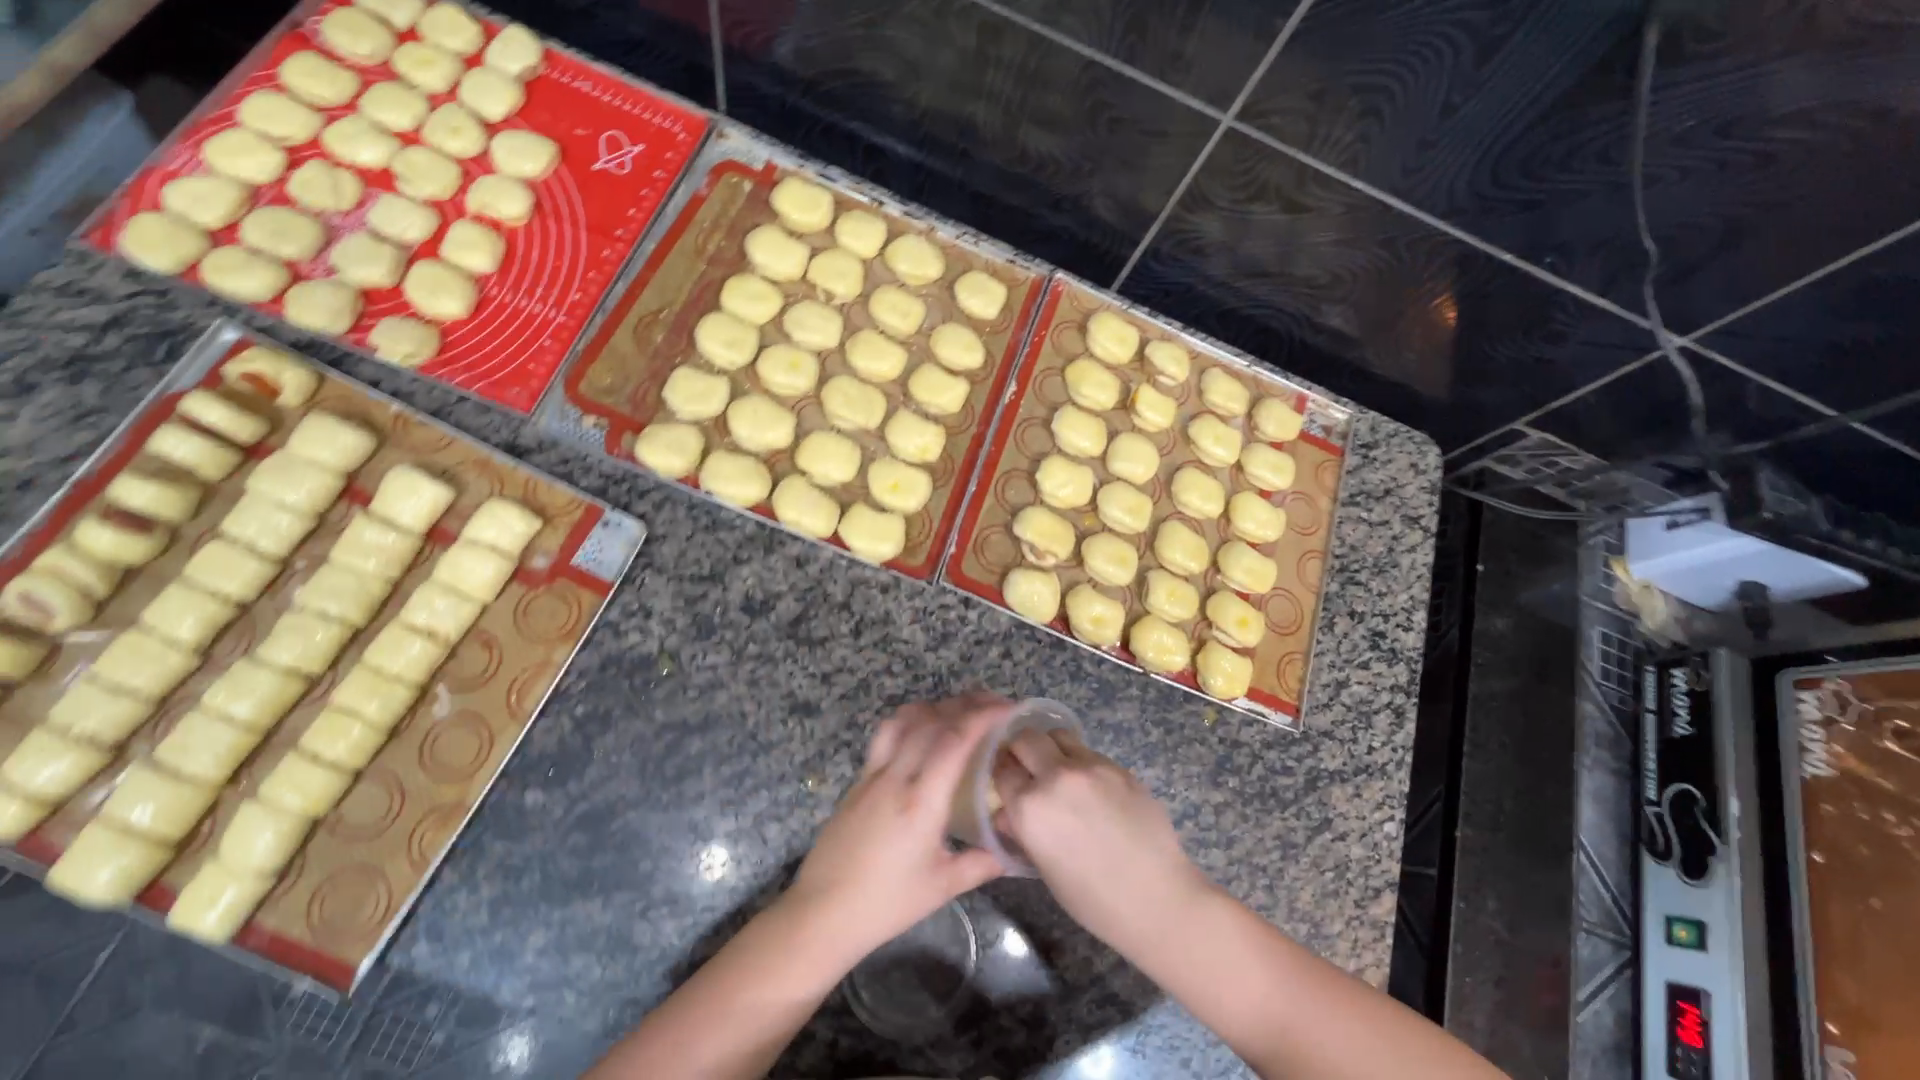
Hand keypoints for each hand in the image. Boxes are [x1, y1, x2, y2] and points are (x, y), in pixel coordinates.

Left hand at [783, 694, 1009, 964]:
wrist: (823, 911)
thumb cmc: (886, 903)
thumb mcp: (942, 887)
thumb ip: (980, 864)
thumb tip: (1011, 852)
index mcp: (921, 801)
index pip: (954, 740)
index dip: (983, 717)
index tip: (1008, 709)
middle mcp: (895, 778)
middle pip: (930, 721)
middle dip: (964, 705)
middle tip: (992, 706)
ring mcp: (871, 777)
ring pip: (901, 722)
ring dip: (933, 709)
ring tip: (958, 715)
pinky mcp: (856, 783)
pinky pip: (884, 739)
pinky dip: (909, 725)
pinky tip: (922, 739)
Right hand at [994, 729, 1214, 950]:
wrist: (1154, 897)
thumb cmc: (1091, 898)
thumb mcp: (1043, 867)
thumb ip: (1021, 831)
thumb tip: (1006, 813)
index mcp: (1029, 807)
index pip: (1001, 769)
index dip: (1001, 772)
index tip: (1005, 779)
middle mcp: (1055, 777)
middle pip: (1026, 738)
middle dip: (1021, 749)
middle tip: (1027, 767)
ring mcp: (1090, 767)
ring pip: (1058, 736)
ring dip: (1051, 748)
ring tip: (1058, 771)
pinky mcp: (1118, 767)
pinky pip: (1088, 752)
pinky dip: (1080, 761)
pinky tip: (1089, 787)